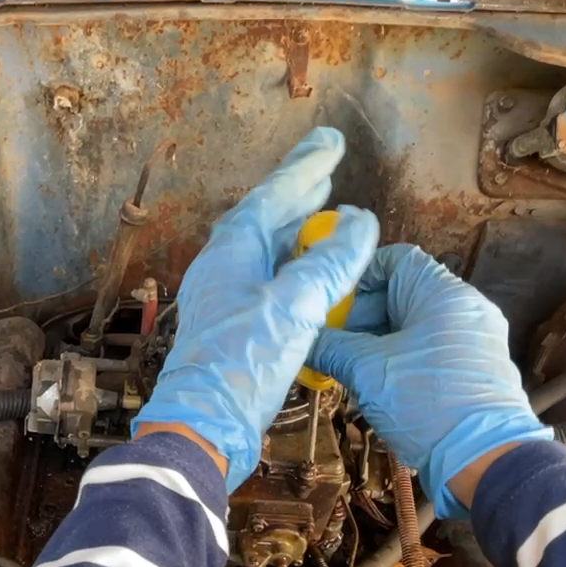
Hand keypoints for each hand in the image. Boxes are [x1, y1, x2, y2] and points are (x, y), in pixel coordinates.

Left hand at [134, 127, 378, 489]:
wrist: (206, 424)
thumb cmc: (242, 363)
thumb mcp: (294, 306)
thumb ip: (330, 262)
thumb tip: (360, 222)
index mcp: (232, 252)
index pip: (272, 195)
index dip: (304, 168)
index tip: (331, 142)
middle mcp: (224, 267)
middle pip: (266, 217)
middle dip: (298, 191)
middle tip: (327, 166)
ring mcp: (227, 297)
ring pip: (267, 249)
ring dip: (296, 227)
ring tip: (323, 206)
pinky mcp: (235, 326)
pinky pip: (269, 279)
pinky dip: (294, 266)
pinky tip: (310, 271)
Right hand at [306, 244, 551, 518]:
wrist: (484, 459)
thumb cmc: (424, 402)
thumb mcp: (367, 372)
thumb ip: (331, 347)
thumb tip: (302, 338)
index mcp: (443, 294)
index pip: (395, 259)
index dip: (357, 274)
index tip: (327, 300)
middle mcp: (464, 308)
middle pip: (401, 293)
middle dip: (359, 314)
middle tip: (327, 339)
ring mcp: (473, 340)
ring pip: (412, 325)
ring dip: (374, 340)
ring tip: (343, 363)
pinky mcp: (474, 369)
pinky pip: (427, 349)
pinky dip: (396, 357)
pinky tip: (372, 382)